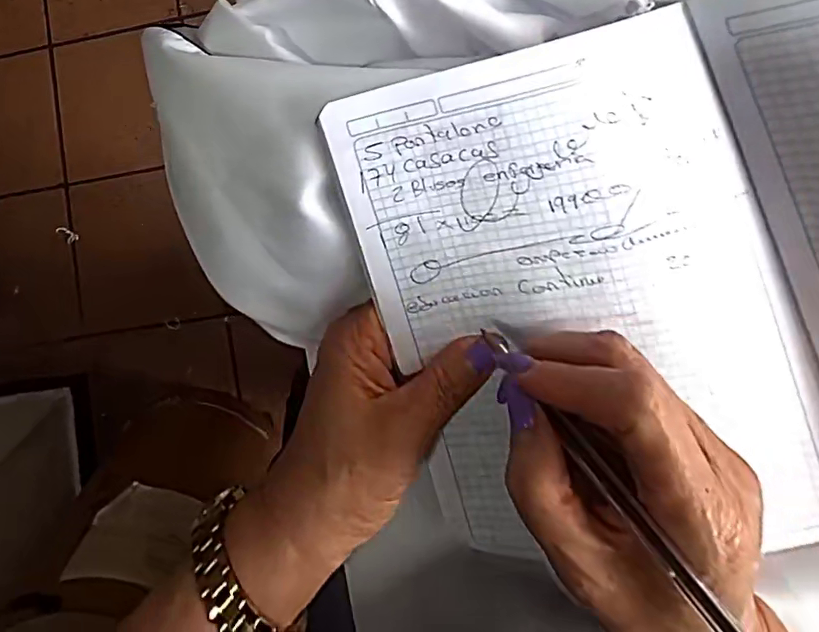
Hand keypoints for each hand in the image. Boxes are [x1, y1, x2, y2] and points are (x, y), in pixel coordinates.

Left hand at [224, 304, 488, 624]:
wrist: (310, 527)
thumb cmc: (337, 480)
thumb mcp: (404, 428)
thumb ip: (449, 381)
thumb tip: (486, 345)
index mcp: (355, 335)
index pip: (411, 296)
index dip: (453, 294)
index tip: (494, 293)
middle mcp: (361, 341)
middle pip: (420, 317)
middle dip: (461, 323)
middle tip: (509, 323)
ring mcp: (371, 365)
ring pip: (424, 344)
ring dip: (456, 349)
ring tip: (501, 345)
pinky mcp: (382, 388)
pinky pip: (421, 367)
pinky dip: (446, 373)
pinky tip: (476, 374)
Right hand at [505, 331, 783, 631]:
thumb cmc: (651, 612)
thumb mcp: (579, 567)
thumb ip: (540, 485)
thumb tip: (524, 410)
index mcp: (698, 508)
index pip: (637, 407)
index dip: (572, 378)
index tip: (524, 376)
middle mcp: (718, 466)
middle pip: (634, 372)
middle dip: (563, 357)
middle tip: (517, 373)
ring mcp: (715, 444)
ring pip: (635, 367)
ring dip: (574, 364)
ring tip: (538, 391)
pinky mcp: (700, 431)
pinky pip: (639, 380)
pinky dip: (592, 378)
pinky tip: (569, 405)